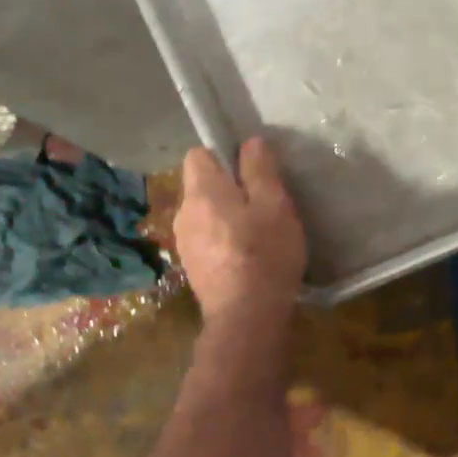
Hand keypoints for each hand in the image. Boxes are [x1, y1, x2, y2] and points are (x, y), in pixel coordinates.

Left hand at [174, 138, 306, 331]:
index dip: (225, 155)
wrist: (246, 314)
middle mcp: (183, 212)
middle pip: (202, 184)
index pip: (198, 154)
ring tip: (259, 229)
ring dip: (227, 213)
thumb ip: (260, 171)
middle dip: (229, 186)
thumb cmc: (265, 252)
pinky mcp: (192, 264)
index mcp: (202, 193)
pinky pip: (206, 235)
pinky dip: (223, 237)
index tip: (253, 170)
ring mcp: (183, 241)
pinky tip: (247, 253)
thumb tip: (250, 142)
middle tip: (265, 202)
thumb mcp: (274, 205)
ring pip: (205, 212)